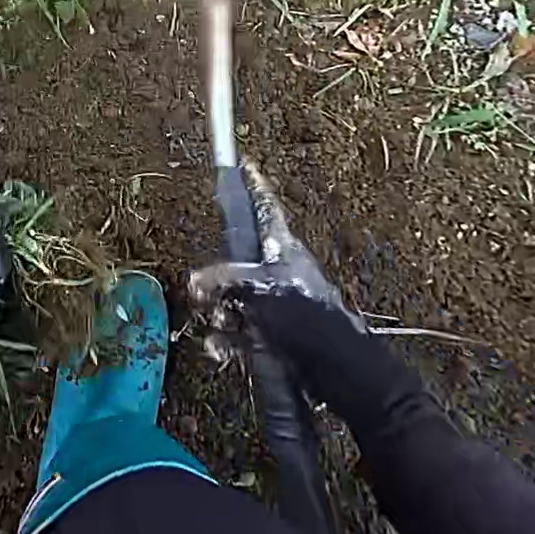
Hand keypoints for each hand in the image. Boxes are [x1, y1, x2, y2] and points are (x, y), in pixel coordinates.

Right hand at [189, 163, 420, 432]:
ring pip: (235, 298)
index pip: (264, 208)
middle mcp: (279, 270)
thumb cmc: (307, 318)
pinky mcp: (273, 334)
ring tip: (219, 326)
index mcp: (283, 249)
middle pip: (239, 260)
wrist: (339, 371)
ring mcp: (276, 302)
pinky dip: (228, 339)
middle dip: (218, 277)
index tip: (243, 162)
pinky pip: (240, 329)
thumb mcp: (264, 290)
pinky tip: (221, 348)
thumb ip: (228, 281)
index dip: (253, 186)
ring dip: (221, 313)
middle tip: (202, 289)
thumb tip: (195, 281)